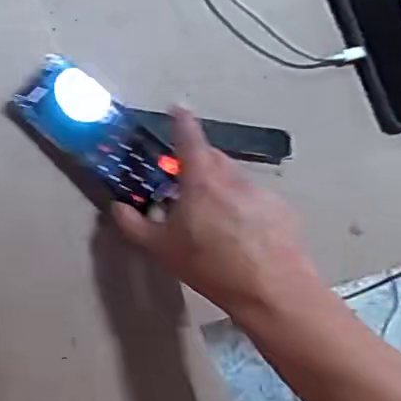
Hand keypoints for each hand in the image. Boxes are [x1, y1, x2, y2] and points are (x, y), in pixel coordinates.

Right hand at [110, 107, 326, 320]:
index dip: (181, 122)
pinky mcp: (282, 211)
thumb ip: (132, 223)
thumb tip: (118, 207)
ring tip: (206, 214)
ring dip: (217, 186)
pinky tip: (234, 232)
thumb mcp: (159, 247)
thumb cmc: (209, 265)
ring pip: (233, 179)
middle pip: (213, 158)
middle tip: (180, 179)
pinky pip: (253, 198)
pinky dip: (238, 205)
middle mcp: (234, 180)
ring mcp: (262, 195)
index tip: (178, 108)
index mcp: (201, 182)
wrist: (274, 292)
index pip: (190, 141)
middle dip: (196, 161)